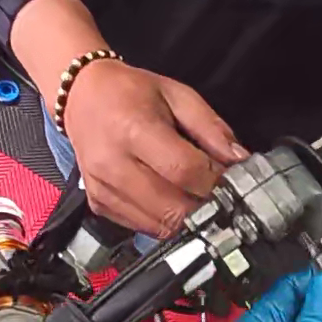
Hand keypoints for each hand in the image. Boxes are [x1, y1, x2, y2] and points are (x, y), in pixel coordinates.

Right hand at [63, 59, 249, 236]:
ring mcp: (103, 189)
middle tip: (216, 196)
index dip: (213, 181)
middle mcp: (113, 164)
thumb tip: (240, 161)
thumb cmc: (130, 94)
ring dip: (184, 219)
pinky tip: (168, 201)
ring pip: (159, 226)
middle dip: (203, 207)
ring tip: (194, 199)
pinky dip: (163, 221)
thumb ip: (211, 128)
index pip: (183, 170)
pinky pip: (142, 228)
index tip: (229, 180)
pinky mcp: (99, 205)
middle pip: (172, 207)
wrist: (81, 97)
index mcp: (133, 129)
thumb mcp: (177, 95)